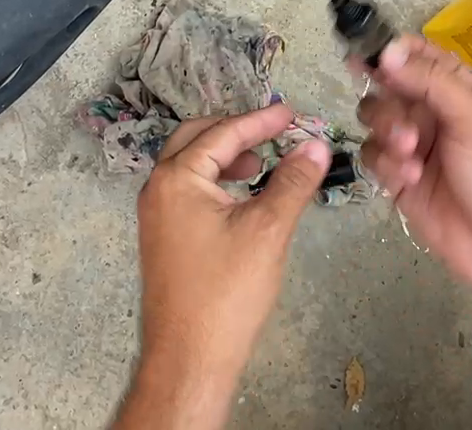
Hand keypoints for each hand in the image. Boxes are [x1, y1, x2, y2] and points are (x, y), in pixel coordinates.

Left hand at [115, 104, 329, 428]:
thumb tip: (316, 145)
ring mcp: (155, 212)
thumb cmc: (227, 291)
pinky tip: (240, 199)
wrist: (189, 359)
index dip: (260, 121)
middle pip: (197, 138)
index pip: (223, 133)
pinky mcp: (161, 235)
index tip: (291, 113)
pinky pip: (187, 189)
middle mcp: (157, 187)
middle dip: (236, 132)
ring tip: (260, 166)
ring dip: (225, 156)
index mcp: (176, 177)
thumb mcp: (267, 230)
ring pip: (190, 164)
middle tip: (273, 134)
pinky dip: (215, 181)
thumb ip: (292, 182)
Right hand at [355, 36, 471, 320]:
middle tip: (403, 127)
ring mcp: (413, 144)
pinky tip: (410, 178)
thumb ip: (429, 80)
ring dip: (386, 132)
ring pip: (374, 118)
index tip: (373, 58)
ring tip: (409, 154)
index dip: (393, 52)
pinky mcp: (397, 176)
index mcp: (458, 90)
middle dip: (388, 104)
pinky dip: (385, 163)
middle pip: (387, 86)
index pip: (418, 56)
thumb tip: (387, 50)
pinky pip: (372, 154)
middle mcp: (432, 112)